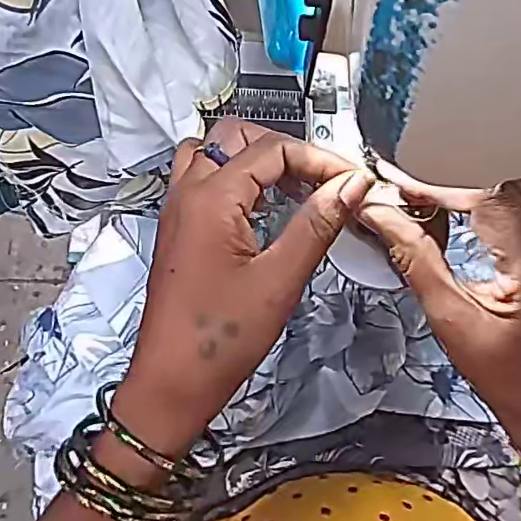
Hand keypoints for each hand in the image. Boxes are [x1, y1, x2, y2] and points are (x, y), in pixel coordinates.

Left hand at [112, 119, 372, 453]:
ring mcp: (177, 210)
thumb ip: (317, 224)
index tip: (350, 181)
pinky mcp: (178, 230)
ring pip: (215, 152)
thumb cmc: (218, 339)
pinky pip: (203, 179)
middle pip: (239, 137)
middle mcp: (187, 193)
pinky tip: (263, 209)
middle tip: (324, 180)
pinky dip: (235, 178)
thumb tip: (350, 185)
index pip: (273, 150)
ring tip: (293, 188)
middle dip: (287, 150)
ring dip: (256, 159)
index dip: (319, 160)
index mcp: (210, 198)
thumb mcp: (280, 279)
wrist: (171, 382)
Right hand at [357, 169, 520, 468]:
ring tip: (451, 193)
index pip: (490, 199)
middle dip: (463, 178)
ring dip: (489, 181)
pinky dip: (514, 193)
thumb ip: (415, 258)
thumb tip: (382, 215)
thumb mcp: (449, 318)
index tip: (409, 185)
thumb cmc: (504, 372)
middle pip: (515, 182)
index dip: (443, 185)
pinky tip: (486, 202)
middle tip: (425, 188)